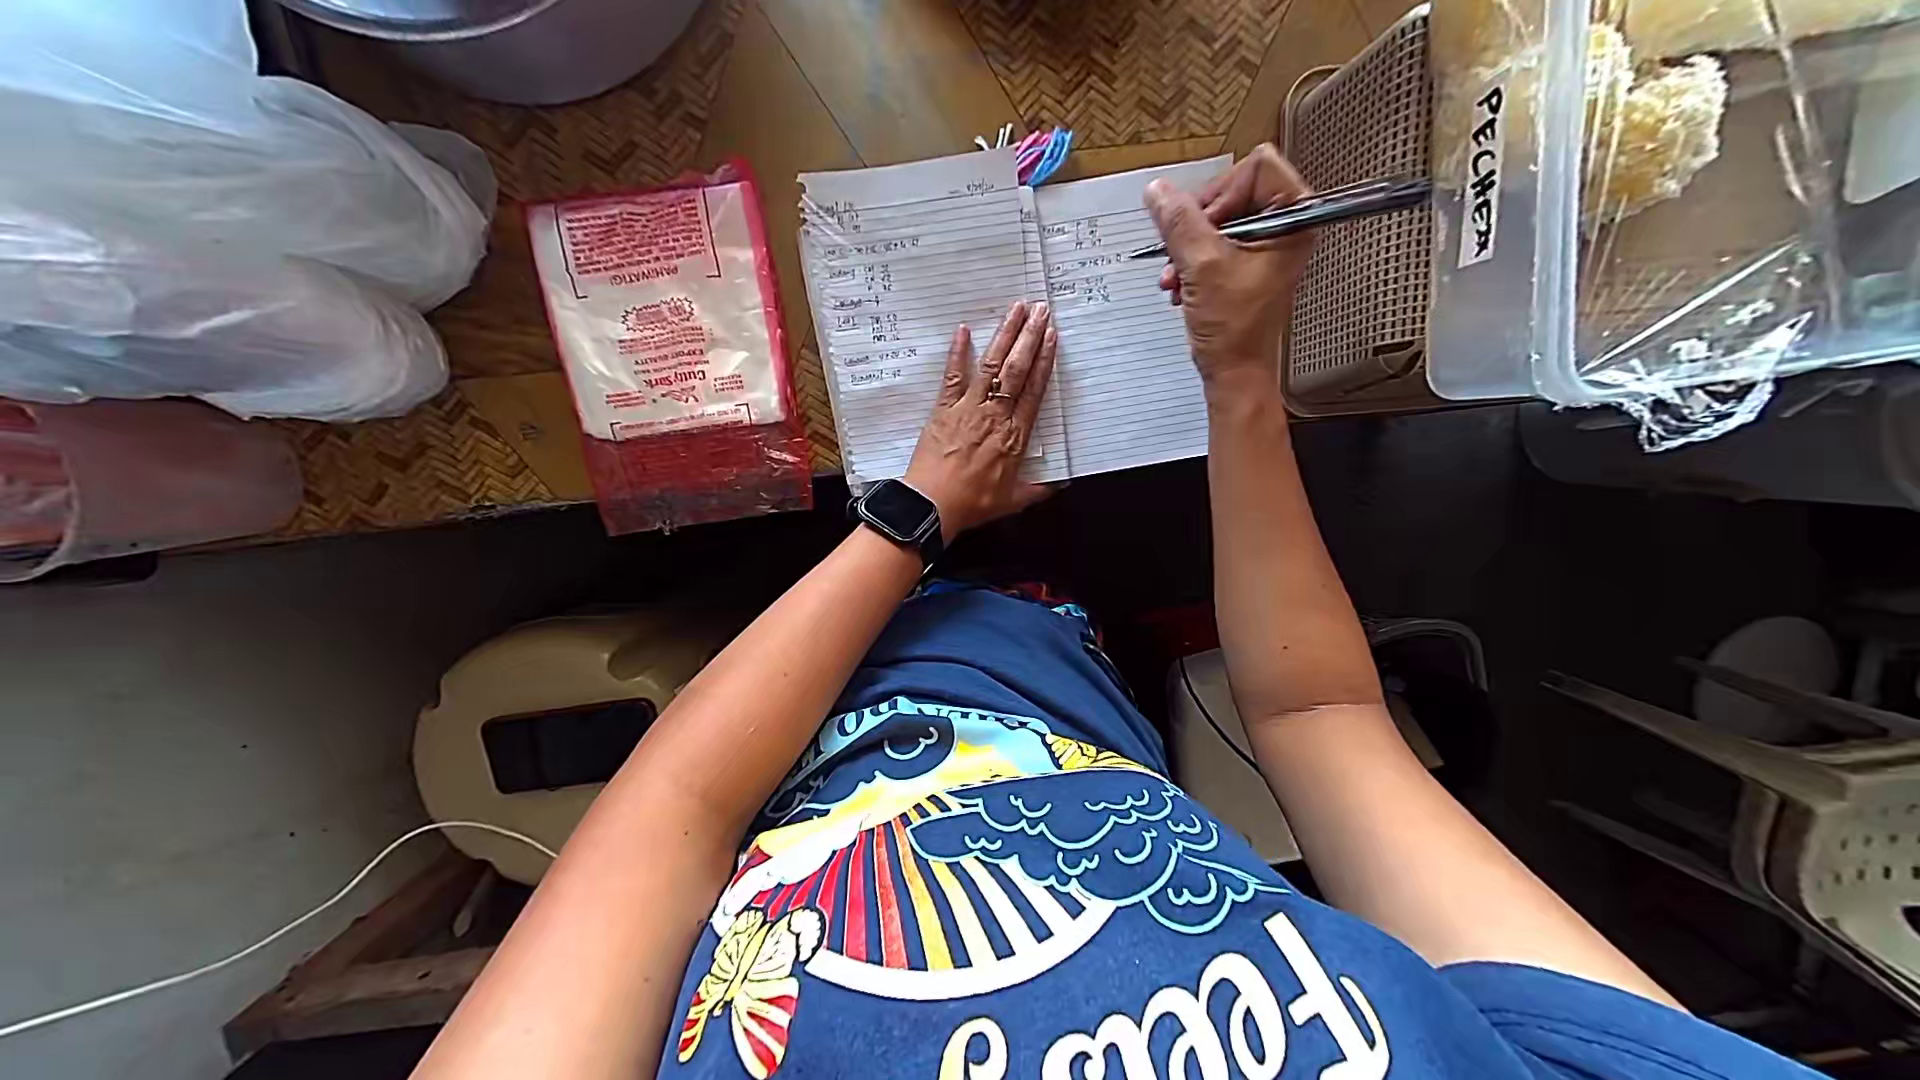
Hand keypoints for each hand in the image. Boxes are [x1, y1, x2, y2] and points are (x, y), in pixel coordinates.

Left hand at [902, 301, 1058, 543]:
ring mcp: (969, 409)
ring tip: (1016, 309)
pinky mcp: (944, 410)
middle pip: (1017, 370)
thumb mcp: (1013, 500)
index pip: (1035, 390)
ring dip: (1004, 335)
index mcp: (1015, 436)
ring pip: (991, 366)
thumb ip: (1038, 490)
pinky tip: (963, 330)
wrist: (933, 506)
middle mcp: (995, 415)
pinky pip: (953, 376)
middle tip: (1040, 310)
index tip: (1052, 337)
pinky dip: (957, 352)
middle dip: (1030, 337)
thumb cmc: (973, 504)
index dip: (1045, 361)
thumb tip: (1060, 485)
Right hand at [1144, 144, 1315, 392]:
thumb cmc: (1234, 328)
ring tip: (1178, 277)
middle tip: (1183, 254)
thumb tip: (1157, 191)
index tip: (1203, 230)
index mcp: (1295, 216)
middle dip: (1197, 226)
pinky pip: (1211, 242)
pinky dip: (1191, 261)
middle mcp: (1284, 224)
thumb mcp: (1202, 266)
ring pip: (1216, 219)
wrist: (1234, 370)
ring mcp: (1264, 244)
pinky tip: (1182, 283)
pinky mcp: (1245, 262)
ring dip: (1187, 247)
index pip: (1255, 167)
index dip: (1220, 196)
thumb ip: (1179, 222)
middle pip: (1230, 191)